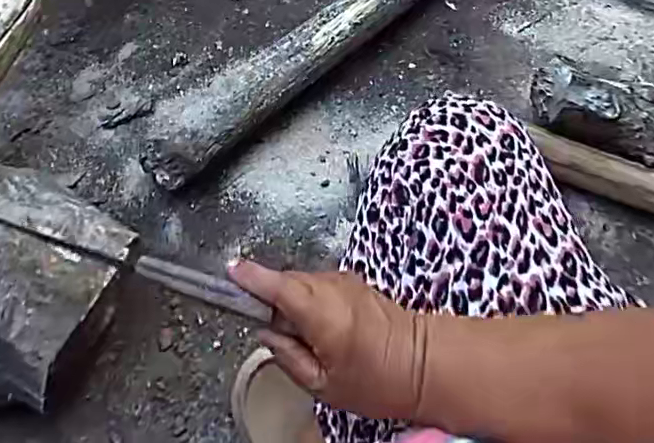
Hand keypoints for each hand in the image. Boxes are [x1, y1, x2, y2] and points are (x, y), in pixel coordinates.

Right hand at [228, 258, 433, 423]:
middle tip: (274, 331)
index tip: (230, 270)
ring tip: (308, 338)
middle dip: (272, 299)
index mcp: (319, 311)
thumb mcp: (323, 384)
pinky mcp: (350, 280)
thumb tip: (266, 334)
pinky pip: (317, 284)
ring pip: (301, 283)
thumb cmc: (376, 381)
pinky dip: (310, 299)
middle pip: (286, 283)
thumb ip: (288, 356)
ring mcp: (341, 279)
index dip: (250, 276)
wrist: (423, 362)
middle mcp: (328, 286)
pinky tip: (323, 328)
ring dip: (293, 301)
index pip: (275, 285)